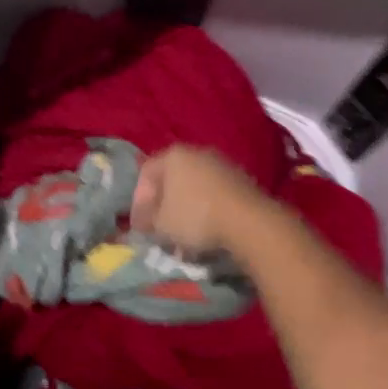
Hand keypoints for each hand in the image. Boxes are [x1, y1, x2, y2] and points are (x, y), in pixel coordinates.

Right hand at [129, 146, 273, 253]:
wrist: (249, 221)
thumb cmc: (196, 216)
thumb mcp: (161, 224)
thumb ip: (148, 220)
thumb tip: (146, 221)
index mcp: (172, 155)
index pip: (146, 174)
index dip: (138, 202)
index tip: (138, 227)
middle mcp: (196, 152)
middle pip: (171, 178)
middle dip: (163, 205)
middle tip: (159, 229)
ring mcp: (221, 164)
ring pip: (193, 187)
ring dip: (185, 209)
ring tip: (183, 236)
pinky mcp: (241, 180)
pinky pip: (214, 194)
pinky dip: (206, 210)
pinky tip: (206, 231)